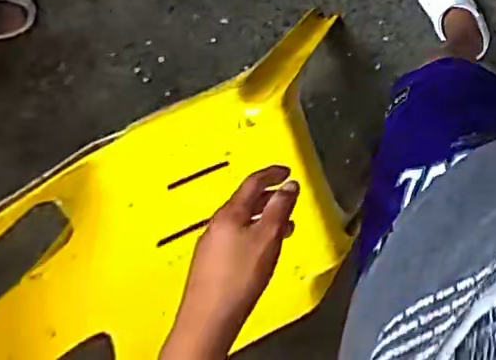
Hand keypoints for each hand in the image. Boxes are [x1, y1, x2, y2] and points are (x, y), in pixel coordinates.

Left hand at [162, 165, 299, 359]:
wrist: (206, 325)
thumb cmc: (238, 279)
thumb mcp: (268, 237)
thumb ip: (281, 207)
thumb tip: (289, 186)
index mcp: (229, 214)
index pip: (253, 182)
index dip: (272, 173)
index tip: (287, 170)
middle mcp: (216, 225)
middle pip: (245, 201)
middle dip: (269, 197)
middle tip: (287, 197)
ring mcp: (209, 246)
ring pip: (240, 221)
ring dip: (262, 218)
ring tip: (282, 227)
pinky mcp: (207, 266)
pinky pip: (234, 238)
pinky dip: (252, 234)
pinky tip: (261, 250)